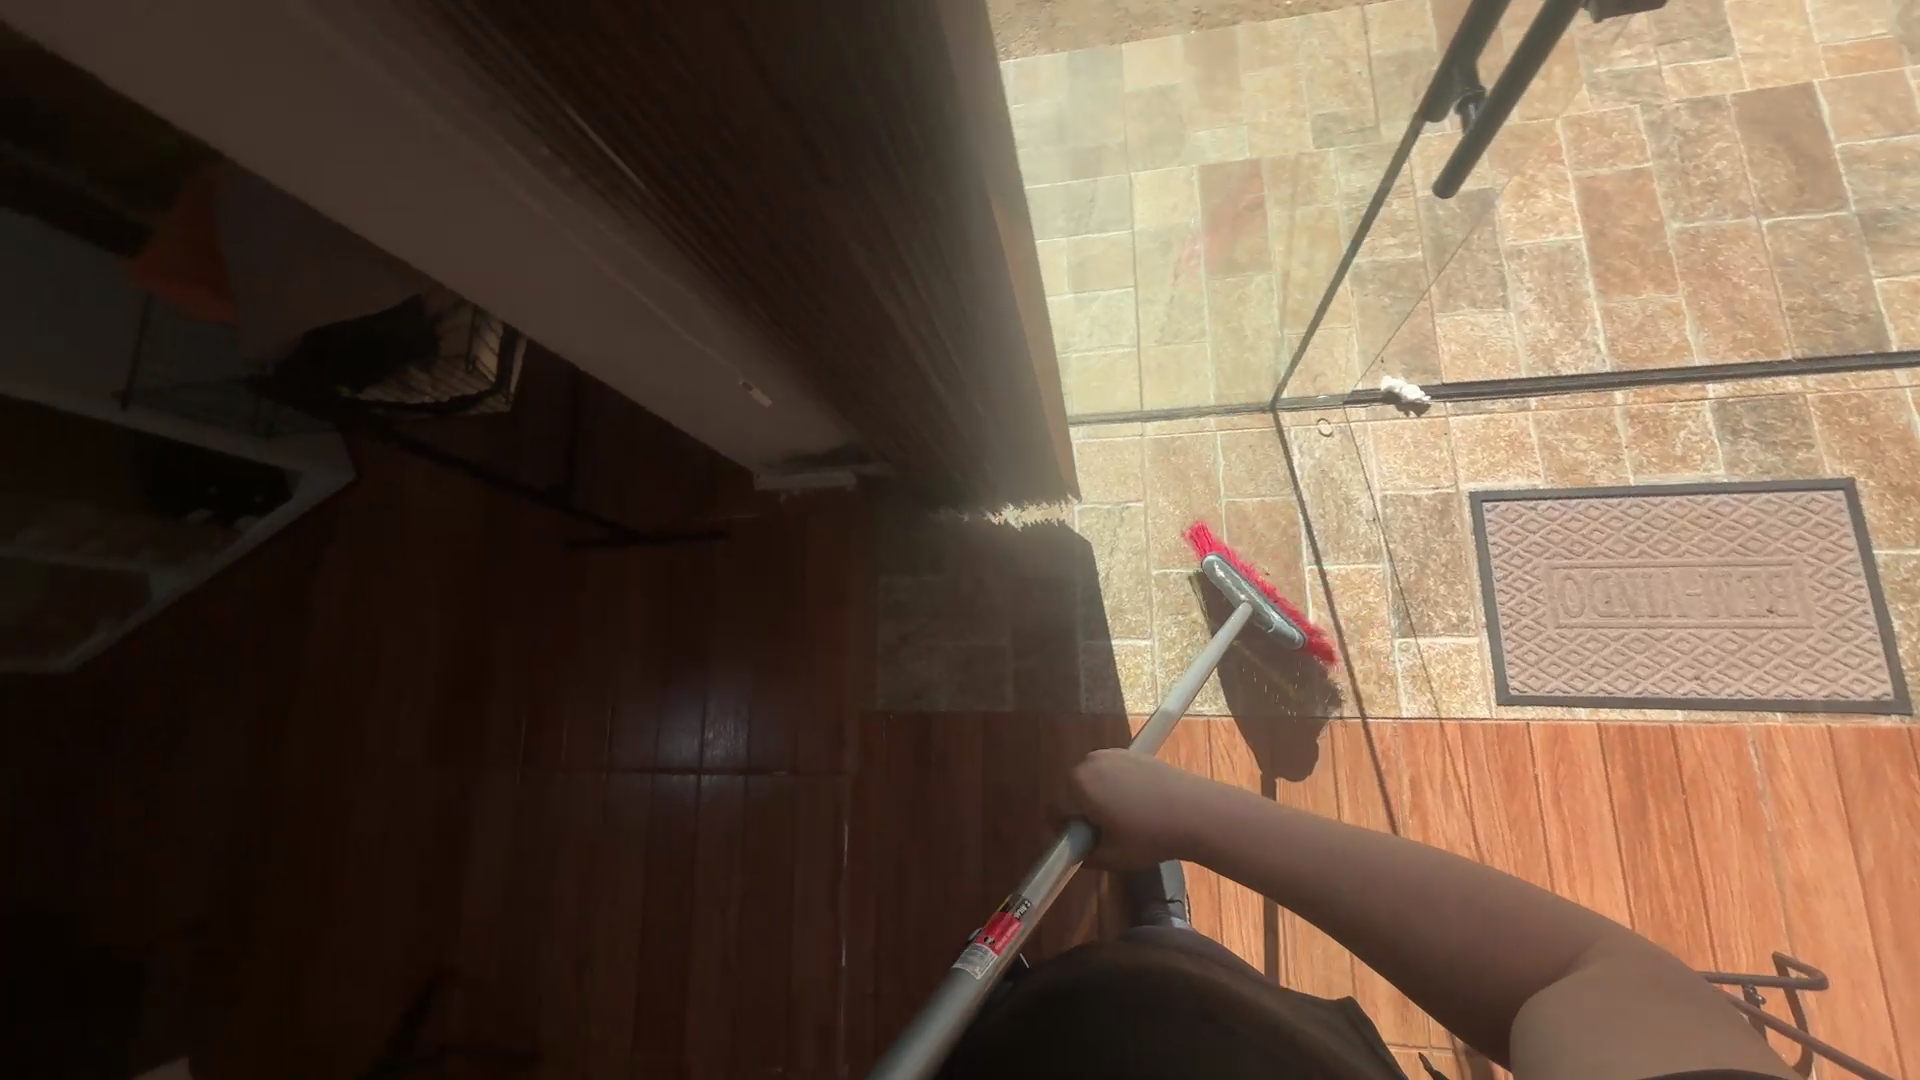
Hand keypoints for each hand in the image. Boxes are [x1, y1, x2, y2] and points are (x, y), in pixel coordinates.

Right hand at [1061, 749, 1217, 869]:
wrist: (1195, 811)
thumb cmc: (1149, 835)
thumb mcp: (1112, 857)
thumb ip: (1086, 856)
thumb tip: (1078, 853)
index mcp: (1077, 786)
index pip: (1056, 809)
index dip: (1066, 830)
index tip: (1084, 843)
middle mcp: (1088, 762)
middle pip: (1073, 790)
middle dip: (1082, 810)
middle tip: (1105, 832)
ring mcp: (1111, 753)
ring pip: (1092, 779)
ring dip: (1099, 796)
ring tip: (1125, 818)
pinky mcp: (1131, 752)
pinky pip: (1112, 771)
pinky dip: (1117, 785)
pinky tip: (1140, 803)